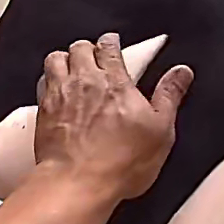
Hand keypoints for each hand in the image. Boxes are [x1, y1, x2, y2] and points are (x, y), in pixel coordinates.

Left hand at [34, 32, 192, 201]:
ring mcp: (60, 95)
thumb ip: (169, 96)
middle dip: (87, 49)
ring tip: (72, 68)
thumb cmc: (120, 161)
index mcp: (115, 82)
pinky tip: (55, 91)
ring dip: (64, 60)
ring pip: (55, 59)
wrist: (78, 182)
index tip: (113, 45)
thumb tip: (181, 73)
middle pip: (79, 47)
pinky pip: (41, 82)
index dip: (111, 42)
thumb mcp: (160, 130)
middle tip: (94, 58)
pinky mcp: (43, 111)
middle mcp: (84, 82)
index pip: (109, 46)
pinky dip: (49, 81)